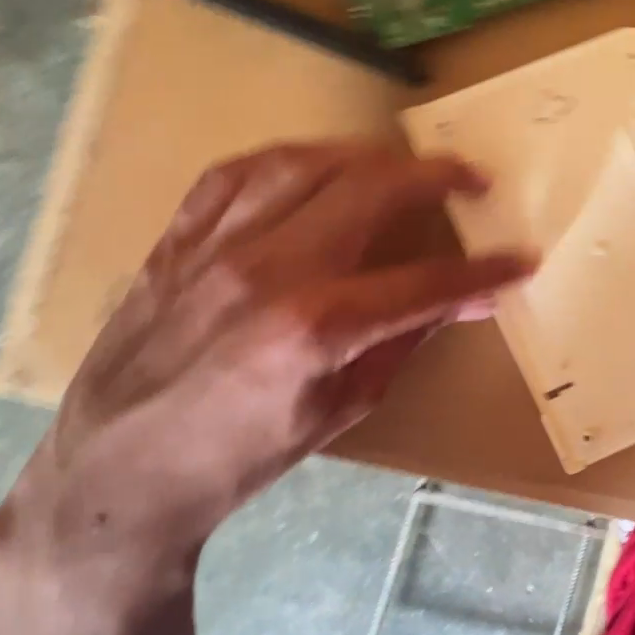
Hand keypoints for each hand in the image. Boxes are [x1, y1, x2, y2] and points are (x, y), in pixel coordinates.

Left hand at [0, 144, 534, 589]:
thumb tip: (468, 303)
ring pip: (305, 164)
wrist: (113, 477)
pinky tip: (319, 167)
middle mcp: (268, 270)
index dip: (484, 271)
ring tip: (403, 166)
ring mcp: (215, 248)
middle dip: (436, 178)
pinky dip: (290, 161)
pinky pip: (235, 175)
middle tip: (473, 181)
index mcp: (316, 326)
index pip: (426, 281)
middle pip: (370, 190)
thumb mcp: (344, 406)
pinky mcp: (177, 243)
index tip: (521, 259)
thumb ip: (406, 339)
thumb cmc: (242, 457)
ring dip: (368, 156)